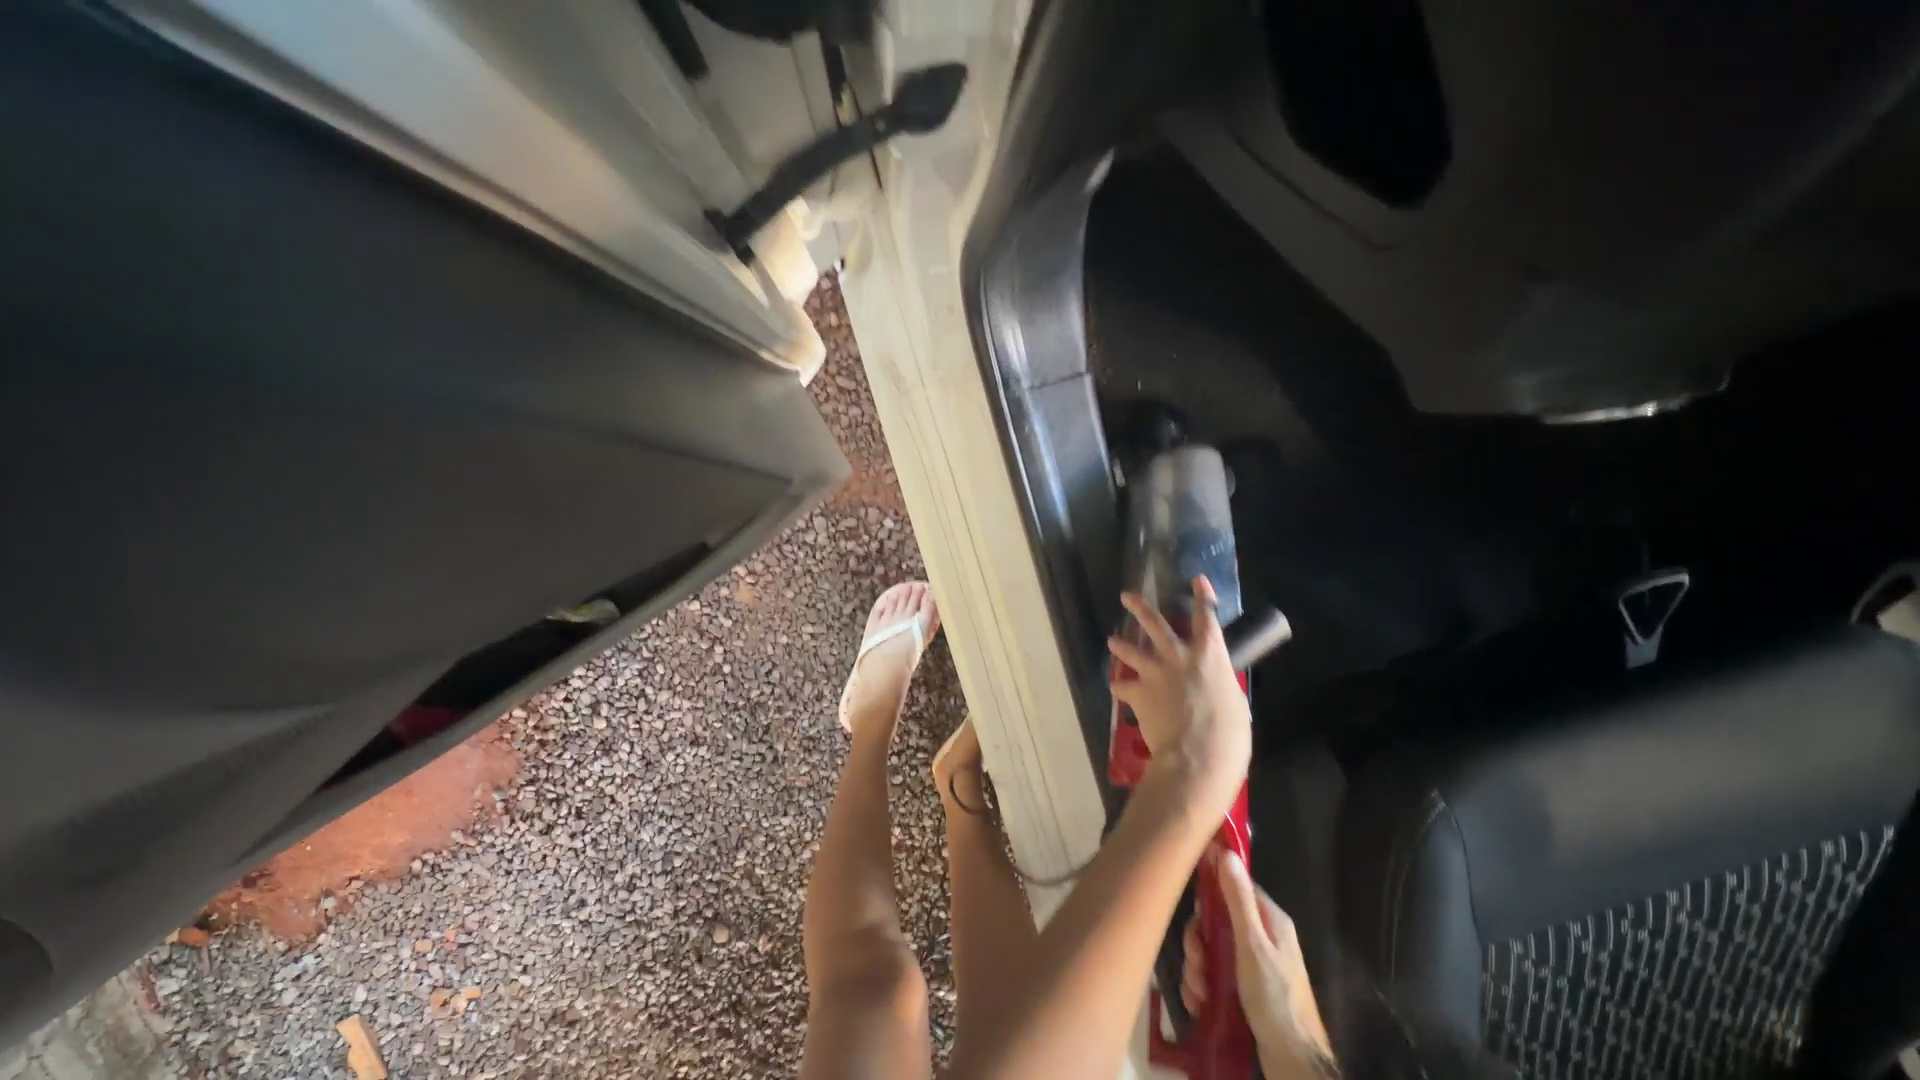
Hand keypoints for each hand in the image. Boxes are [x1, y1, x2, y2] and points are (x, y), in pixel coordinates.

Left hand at [1107, 577, 1251, 807]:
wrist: (1198, 752)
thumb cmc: (1229, 732)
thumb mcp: (1235, 701)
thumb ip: (1220, 686)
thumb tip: (1215, 688)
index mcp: (1210, 655)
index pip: (1207, 617)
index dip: (1202, 596)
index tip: (1197, 579)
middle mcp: (1179, 656)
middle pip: (1156, 624)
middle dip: (1140, 607)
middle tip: (1126, 595)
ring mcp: (1155, 672)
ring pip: (1131, 650)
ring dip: (1121, 644)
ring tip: (1112, 640)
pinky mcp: (1138, 692)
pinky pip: (1123, 686)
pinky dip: (1120, 688)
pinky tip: (1118, 690)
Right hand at [1182, 851, 1335, 1077]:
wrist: (1291, 1058)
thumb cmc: (1274, 997)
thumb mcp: (1252, 945)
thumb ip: (1238, 900)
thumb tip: (1226, 852)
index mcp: (1269, 921)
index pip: (1234, 889)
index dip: (1210, 895)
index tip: (1193, 906)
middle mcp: (1260, 938)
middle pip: (1216, 923)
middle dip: (1199, 944)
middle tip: (1198, 962)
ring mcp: (1250, 966)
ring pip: (1209, 952)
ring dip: (1197, 970)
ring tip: (1201, 991)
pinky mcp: (1241, 990)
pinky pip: (1211, 977)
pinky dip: (1202, 988)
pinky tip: (1201, 1003)